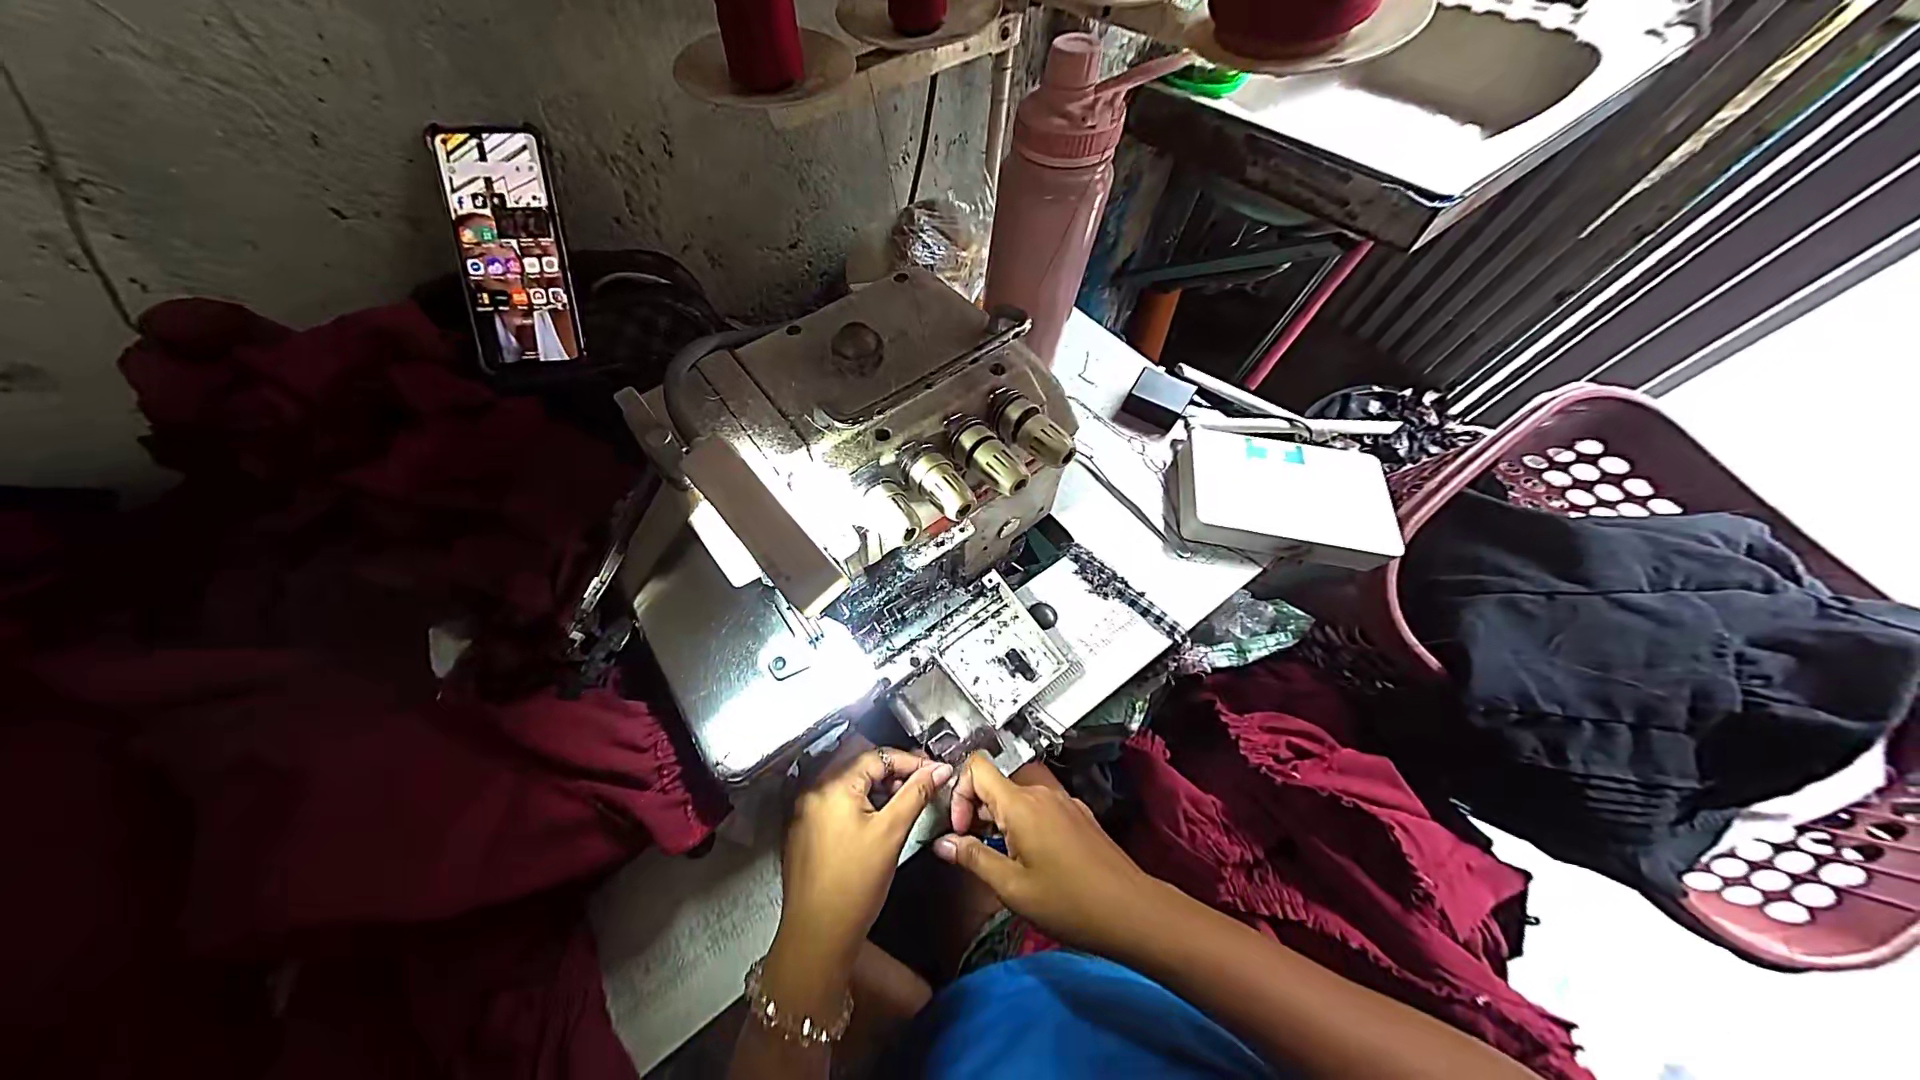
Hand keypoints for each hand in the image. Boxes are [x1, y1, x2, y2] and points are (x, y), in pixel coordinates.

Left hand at [777, 738, 951, 969]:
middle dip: (894, 769)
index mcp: (831, 787)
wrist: (818, 936)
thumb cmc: (849, 891)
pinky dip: (860, 801)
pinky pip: (836, 800)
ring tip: (902, 802)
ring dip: (878, 785)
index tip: (931, 770)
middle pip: (860, 762)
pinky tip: (877, 819)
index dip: (910, 761)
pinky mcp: (806, 829)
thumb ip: (917, 794)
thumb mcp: (892, 833)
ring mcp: (806, 812)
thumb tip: (936, 772)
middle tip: (920, 782)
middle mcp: (813, 793)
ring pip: (848, 781)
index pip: (877, 755)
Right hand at [933, 752, 1175, 956]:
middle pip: (994, 782)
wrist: (1130, 910)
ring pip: (1016, 796)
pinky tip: (1028, 857)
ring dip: (998, 818)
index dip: (958, 793)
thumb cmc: (1072, 902)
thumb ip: (973, 859)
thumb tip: (944, 843)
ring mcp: (1062, 802)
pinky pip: (1037, 806)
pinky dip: (1023, 823)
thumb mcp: (1011, 887)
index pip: (976, 767)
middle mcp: (1042, 794)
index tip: (960, 829)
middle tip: (972, 847)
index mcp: (1021, 804)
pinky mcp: (1076, 815)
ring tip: (999, 856)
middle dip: (975, 810)